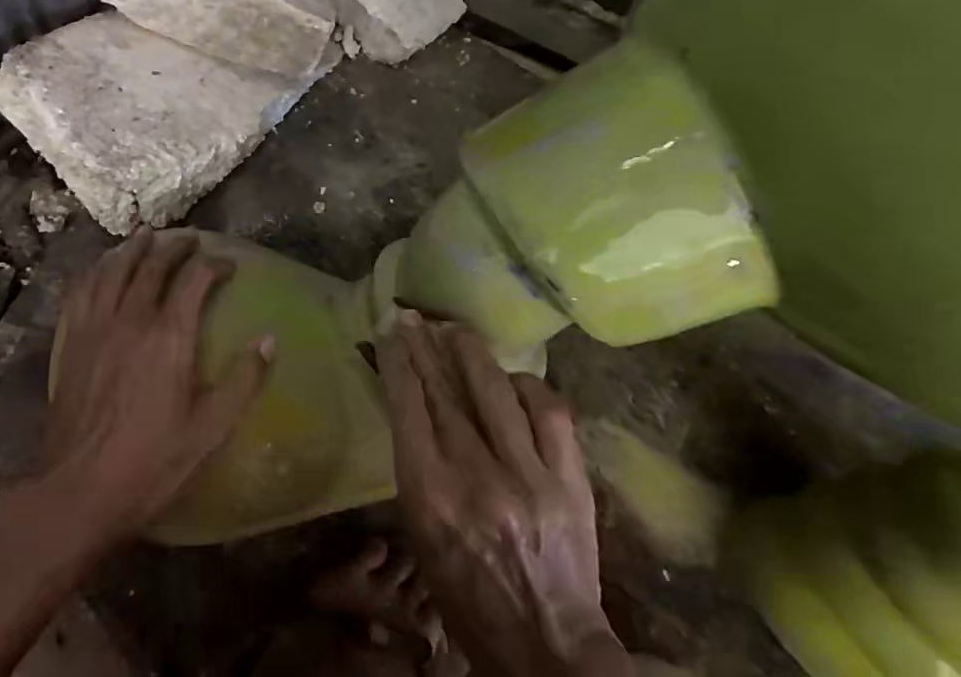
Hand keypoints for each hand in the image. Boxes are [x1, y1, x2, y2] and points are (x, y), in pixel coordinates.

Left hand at [43, 227, 273, 536]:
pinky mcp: (72, 343)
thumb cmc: (152, 462)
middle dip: (175, 246)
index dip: (214, 265)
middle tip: (190, 239)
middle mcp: (131, 320)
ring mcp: (96, 329)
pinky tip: (100, 267)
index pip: (195, 279)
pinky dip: (95, 271)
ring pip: (113, 270)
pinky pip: (81, 292)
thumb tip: (269, 340)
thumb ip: (244, 381)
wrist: (79, 492)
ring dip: (133, 248)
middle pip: (153, 265)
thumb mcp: (211, 429)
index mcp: (169, 337)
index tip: (228, 266)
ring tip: (146, 235)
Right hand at [377, 313, 628, 676]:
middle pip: (446, 391)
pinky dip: (528, 387)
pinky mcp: (570, 481)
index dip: (397, 362)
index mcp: (430, 496)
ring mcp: (529, 475)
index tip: (390, 331)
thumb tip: (414, 409)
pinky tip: (514, 379)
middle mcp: (476, 477)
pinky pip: (550, 412)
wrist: (547, 646)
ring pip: (496, 391)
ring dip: (471, 353)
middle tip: (416, 317)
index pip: (408, 407)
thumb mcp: (422, 536)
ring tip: (456, 331)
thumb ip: (418, 470)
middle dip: (426, 347)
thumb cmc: (467, 596)